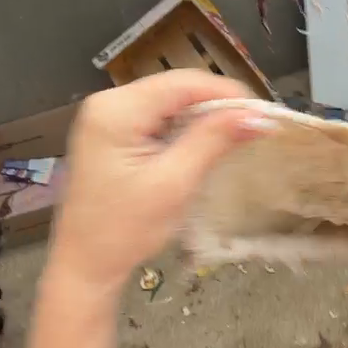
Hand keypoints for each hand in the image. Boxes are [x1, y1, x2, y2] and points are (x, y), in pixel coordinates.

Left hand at [46, 71, 269, 290]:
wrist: (85, 265)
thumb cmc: (124, 230)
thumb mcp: (174, 183)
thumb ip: (213, 141)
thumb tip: (257, 114)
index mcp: (116, 109)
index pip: (182, 82)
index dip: (227, 93)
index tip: (262, 114)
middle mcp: (108, 102)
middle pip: (176, 88)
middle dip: (217, 105)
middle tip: (255, 127)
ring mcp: (108, 117)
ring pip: (170, 102)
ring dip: (204, 117)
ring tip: (238, 136)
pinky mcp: (113, 133)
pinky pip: (158, 118)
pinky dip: (185, 128)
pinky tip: (207, 145)